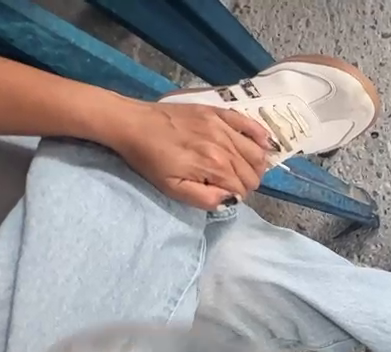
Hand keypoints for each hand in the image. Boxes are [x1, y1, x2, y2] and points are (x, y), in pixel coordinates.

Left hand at [98, 99, 272, 210]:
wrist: (128, 122)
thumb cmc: (149, 159)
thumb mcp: (173, 188)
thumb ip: (206, 199)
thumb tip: (230, 198)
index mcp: (215, 166)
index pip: (243, 189)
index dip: (235, 195)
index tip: (221, 192)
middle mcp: (224, 146)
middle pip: (253, 173)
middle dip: (246, 182)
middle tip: (229, 181)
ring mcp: (221, 127)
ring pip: (257, 154)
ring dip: (255, 165)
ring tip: (242, 167)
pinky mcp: (216, 113)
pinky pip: (248, 124)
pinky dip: (260, 135)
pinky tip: (263, 144)